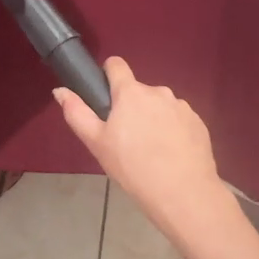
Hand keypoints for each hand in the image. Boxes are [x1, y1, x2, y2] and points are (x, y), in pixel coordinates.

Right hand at [55, 57, 226, 232]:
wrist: (184, 193)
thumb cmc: (133, 168)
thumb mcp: (97, 143)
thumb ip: (77, 113)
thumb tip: (60, 90)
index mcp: (131, 93)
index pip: (116, 64)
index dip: (107, 75)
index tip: (105, 98)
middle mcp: (158, 91)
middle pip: (137, 91)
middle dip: (130, 108)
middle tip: (125, 139)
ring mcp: (181, 106)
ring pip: (159, 106)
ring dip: (152, 119)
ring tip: (150, 152)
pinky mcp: (198, 123)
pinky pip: (178, 120)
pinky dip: (171, 131)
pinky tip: (170, 155)